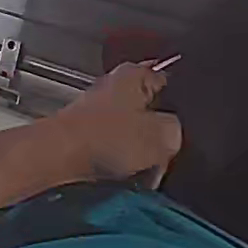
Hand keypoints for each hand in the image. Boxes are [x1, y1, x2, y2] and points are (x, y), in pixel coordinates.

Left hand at [45, 62, 183, 186]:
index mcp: (136, 73)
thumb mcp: (162, 135)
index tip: (189, 130)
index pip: (174, 83)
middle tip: (166, 154)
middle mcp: (117, 84)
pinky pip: (120, 144)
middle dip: (162, 134)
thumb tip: (173, 136)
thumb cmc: (105, 138)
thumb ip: (178, 131)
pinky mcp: (91, 130)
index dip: (186, 108)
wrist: (58, 156)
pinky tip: (129, 173)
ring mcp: (102, 108)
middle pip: (155, 111)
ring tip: (147, 169)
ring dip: (144, 151)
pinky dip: (126, 158)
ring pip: (138, 131)